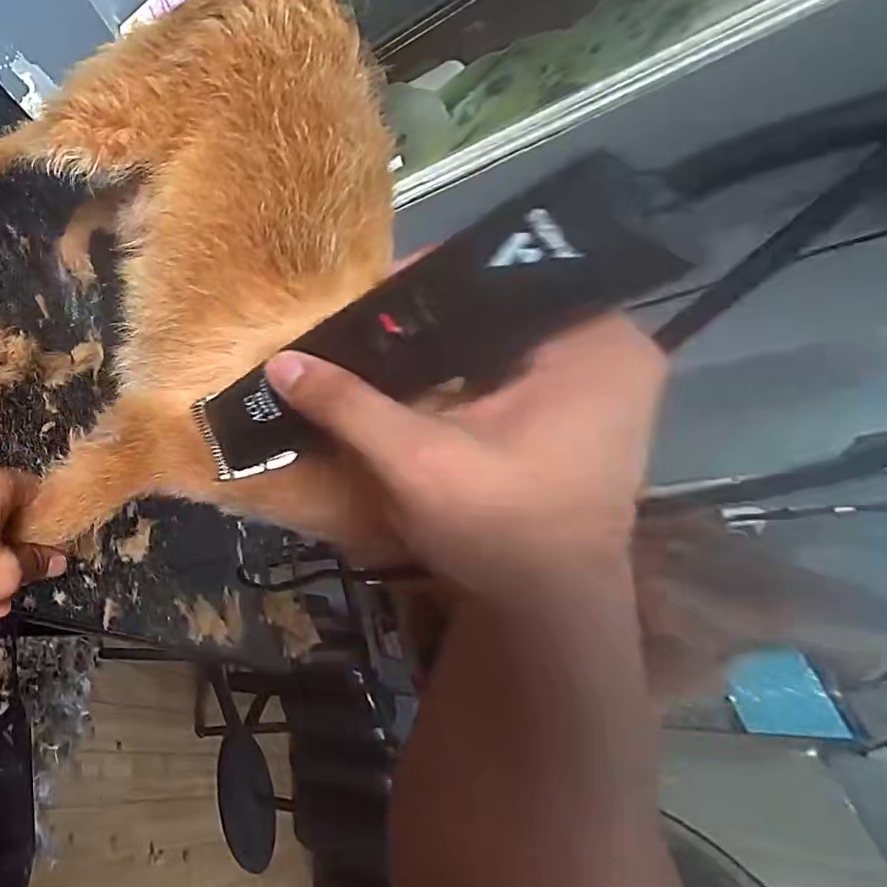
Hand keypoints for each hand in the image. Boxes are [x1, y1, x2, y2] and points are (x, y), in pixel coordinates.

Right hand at [265, 314, 665, 601]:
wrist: (547, 610)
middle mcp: (606, 350)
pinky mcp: (569, 412)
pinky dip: (452, 372)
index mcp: (592, 344)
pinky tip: (407, 382)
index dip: (426, 282)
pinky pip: (499, 367)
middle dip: (423, 319)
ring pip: (494, 337)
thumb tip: (281, 361)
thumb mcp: (414, 460)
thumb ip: (348, 404)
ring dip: (434, 346)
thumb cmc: (499, 528)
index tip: (368, 299)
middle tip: (361, 325)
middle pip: (496, 306)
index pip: (500, 277)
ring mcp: (592, 383)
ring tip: (374, 347)